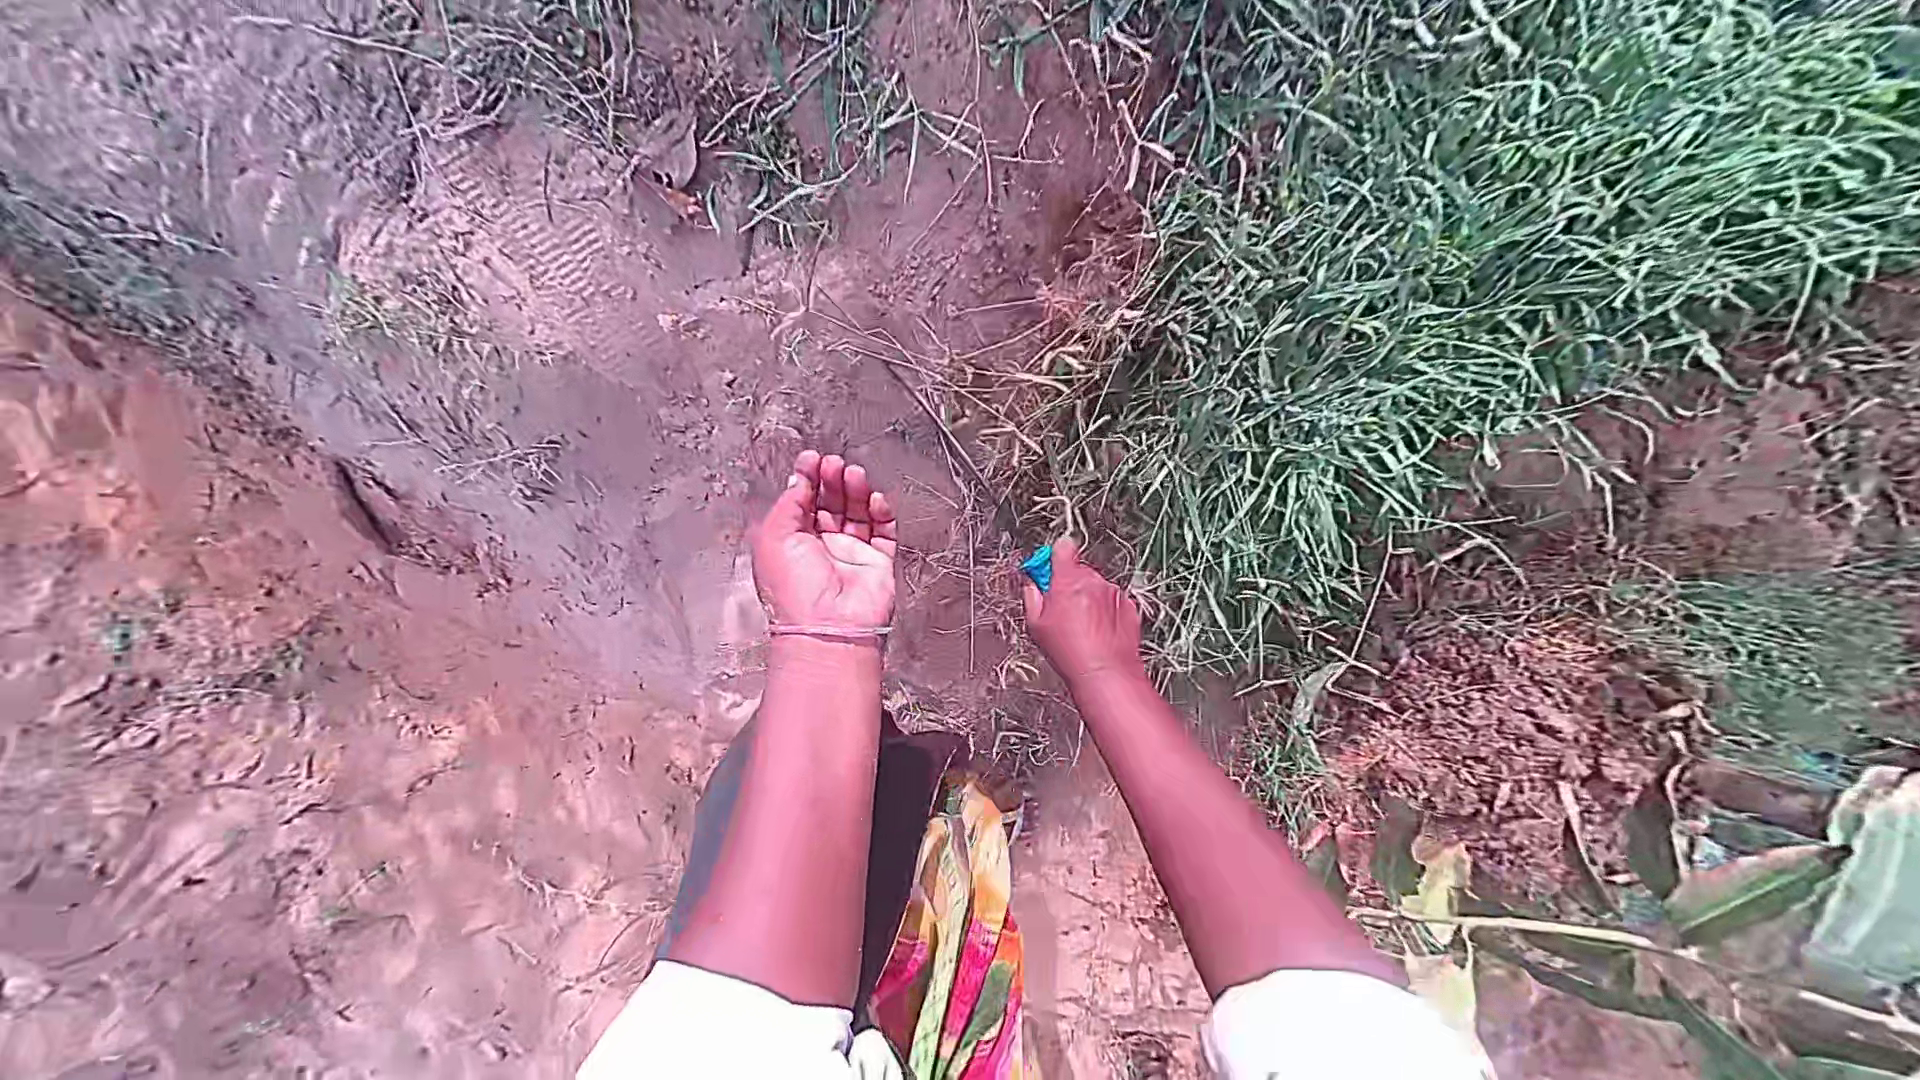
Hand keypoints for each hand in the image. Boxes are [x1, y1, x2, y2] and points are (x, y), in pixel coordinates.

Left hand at [751, 450, 897, 629]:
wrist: (828, 627)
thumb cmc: (794, 592)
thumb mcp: (774, 536)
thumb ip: (789, 501)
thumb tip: (798, 478)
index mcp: (792, 544)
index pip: (802, 502)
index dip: (808, 478)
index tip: (812, 460)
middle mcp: (821, 548)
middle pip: (831, 503)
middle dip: (832, 480)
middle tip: (834, 464)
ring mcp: (851, 555)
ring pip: (858, 513)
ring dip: (856, 491)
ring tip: (854, 475)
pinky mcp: (878, 563)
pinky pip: (884, 532)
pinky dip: (882, 512)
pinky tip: (875, 500)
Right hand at [1022, 538, 1145, 685]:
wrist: (1106, 673)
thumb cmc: (1072, 653)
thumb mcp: (1036, 625)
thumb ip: (1032, 597)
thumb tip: (1031, 586)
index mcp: (1069, 581)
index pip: (1062, 548)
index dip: (1052, 558)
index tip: (1047, 571)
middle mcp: (1094, 582)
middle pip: (1078, 570)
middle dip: (1068, 584)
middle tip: (1059, 609)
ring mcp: (1113, 593)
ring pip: (1096, 586)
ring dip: (1087, 599)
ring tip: (1080, 626)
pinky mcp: (1128, 606)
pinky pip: (1112, 601)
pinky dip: (1105, 611)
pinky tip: (1095, 631)